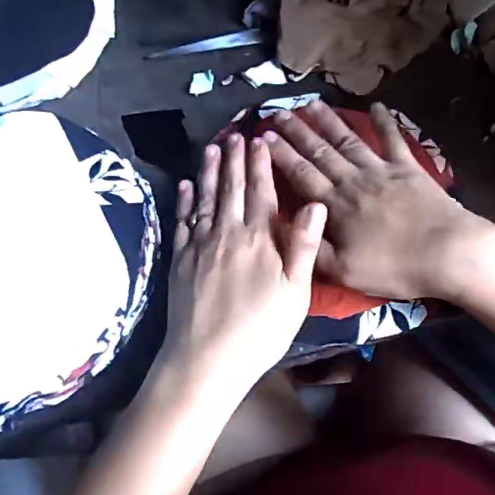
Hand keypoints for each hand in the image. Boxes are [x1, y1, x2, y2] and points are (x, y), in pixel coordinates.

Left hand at [163, 135, 324, 398]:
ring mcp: (200, 247)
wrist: (206, 360)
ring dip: (210, 172)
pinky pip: (182, 222)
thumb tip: (315, 203)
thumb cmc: (260, 330)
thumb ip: (303, 246)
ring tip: (213, 148)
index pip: (262, 193)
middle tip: (235, 133)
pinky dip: (185, 201)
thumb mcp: (295, 293)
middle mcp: (227, 235)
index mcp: (260, 241)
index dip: (261, 165)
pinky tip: (186, 186)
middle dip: (235, 160)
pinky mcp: (179, 261)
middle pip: (232, 189)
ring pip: (206, 200)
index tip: (260, 140)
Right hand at [263, 101, 493, 301]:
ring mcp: (382, 171)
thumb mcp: (345, 272)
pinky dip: (384, 122)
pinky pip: (393, 140)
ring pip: (348, 140)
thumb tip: (285, 229)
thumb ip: (313, 249)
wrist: (448, 252)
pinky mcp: (409, 169)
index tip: (262, 136)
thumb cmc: (396, 268)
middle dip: (296, 131)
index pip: (301, 175)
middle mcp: (354, 181)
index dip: (280, 155)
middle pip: (320, 152)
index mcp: (336, 207)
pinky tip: (377, 106)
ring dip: (329, 121)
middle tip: (277, 112)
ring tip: (311, 104)